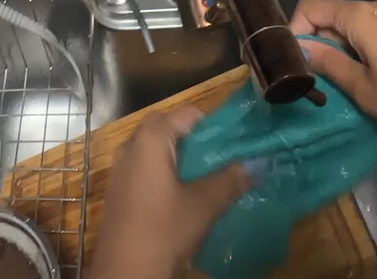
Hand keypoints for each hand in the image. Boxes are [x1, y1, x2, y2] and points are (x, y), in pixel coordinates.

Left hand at [87, 106, 249, 278]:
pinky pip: (146, 168)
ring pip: (157, 150)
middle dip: (198, 141)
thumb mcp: (203, 206)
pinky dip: (166, 173)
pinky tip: (183, 197)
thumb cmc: (164, 230)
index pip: (187, 113)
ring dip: (182, 159)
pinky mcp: (120, 189)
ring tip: (209, 178)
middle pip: (170, 128)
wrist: (124, 273)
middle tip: (224, 160)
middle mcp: (132, 144)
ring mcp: (122, 167)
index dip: (213, 124)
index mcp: (151, 138)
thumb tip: (255, 163)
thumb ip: (229, 181)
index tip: (236, 141)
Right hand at [289, 0, 376, 155]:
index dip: (296, 30)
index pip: (311, 7)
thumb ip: (329, 63)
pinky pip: (375, 27)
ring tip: (346, 81)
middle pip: (333, 13)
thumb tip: (301, 48)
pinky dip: (363, 45)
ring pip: (354, 22)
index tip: (298, 62)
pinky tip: (373, 75)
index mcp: (362, 16)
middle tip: (318, 78)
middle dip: (320, 41)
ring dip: (342, 45)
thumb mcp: (365, 90)